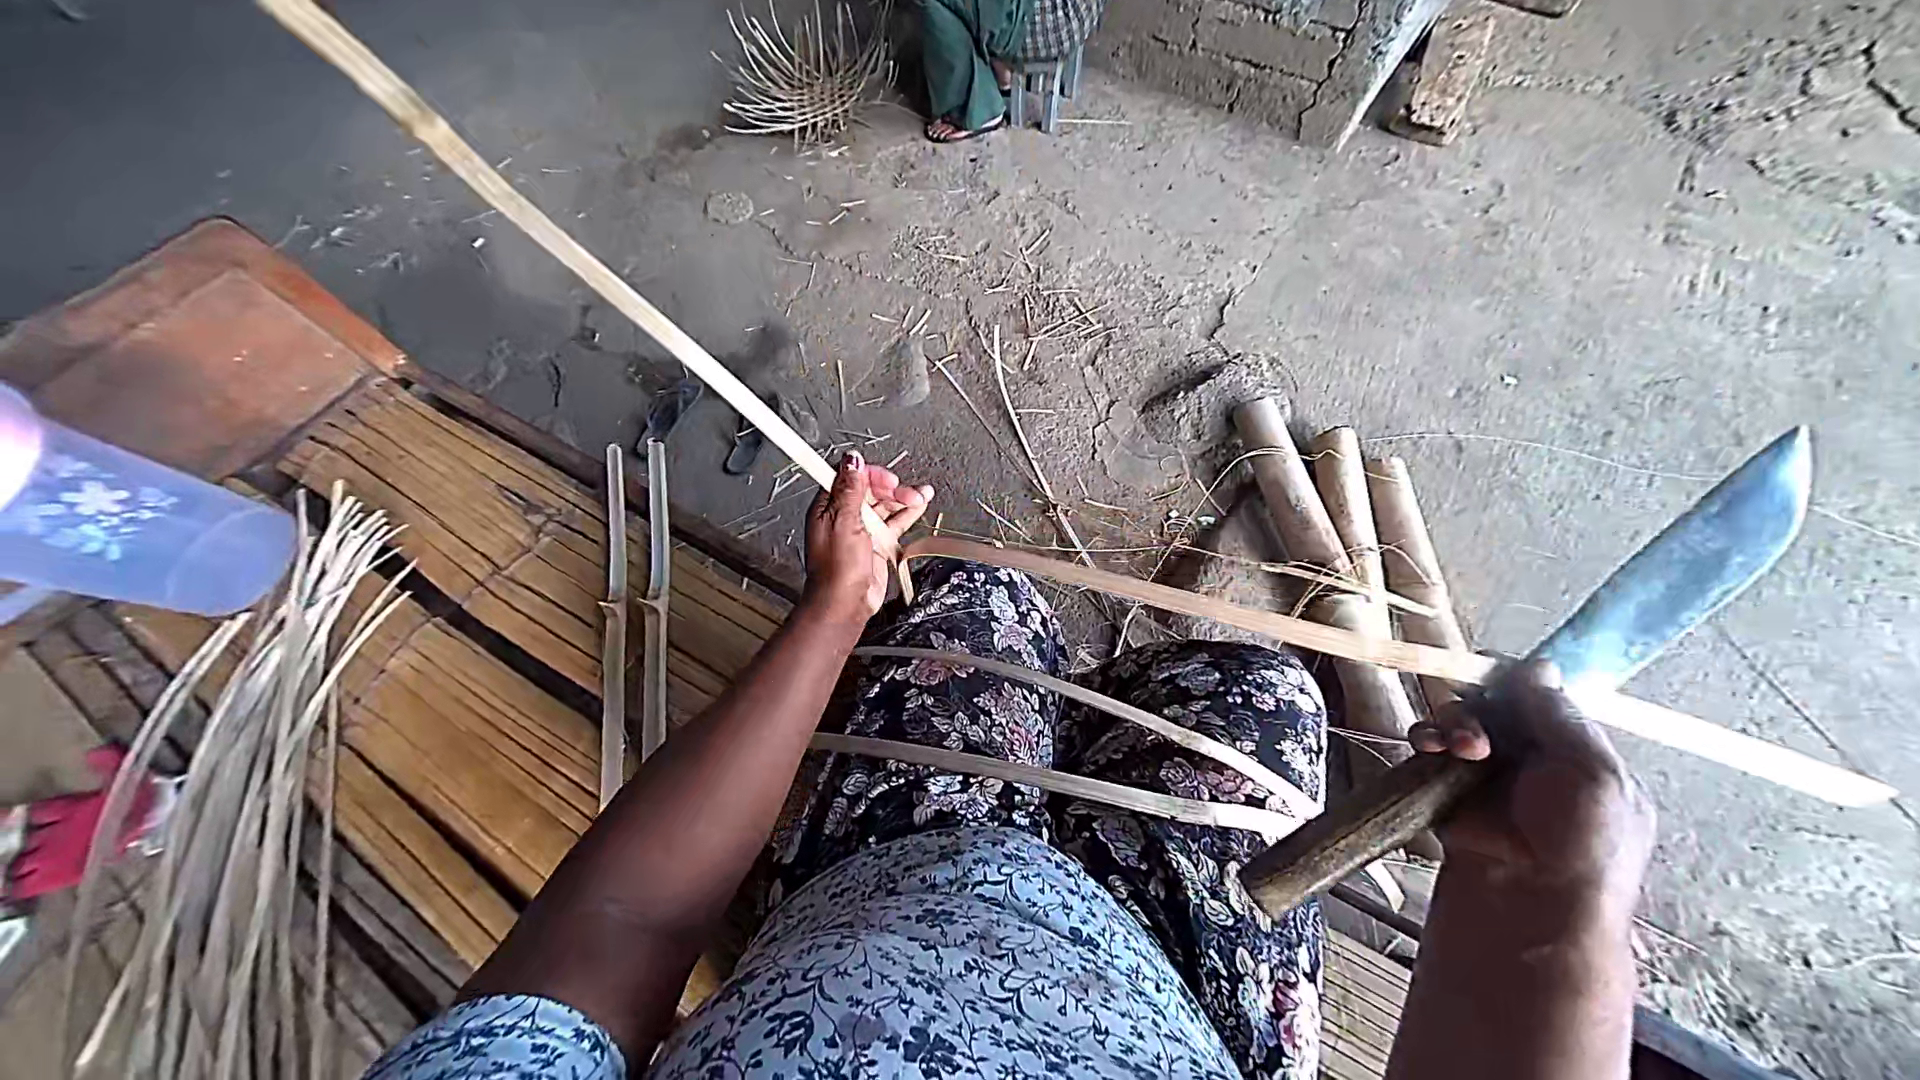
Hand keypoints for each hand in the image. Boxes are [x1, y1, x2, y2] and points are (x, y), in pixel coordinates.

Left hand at [802, 451, 931, 622]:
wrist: (846, 602)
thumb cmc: (836, 570)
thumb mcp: (843, 522)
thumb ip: (850, 489)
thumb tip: (851, 460)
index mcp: (829, 507)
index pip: (851, 478)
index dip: (871, 475)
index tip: (887, 479)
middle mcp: (844, 515)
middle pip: (871, 490)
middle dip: (891, 488)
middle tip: (906, 492)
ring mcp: (862, 529)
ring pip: (885, 504)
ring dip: (903, 498)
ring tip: (921, 495)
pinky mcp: (876, 543)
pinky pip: (894, 522)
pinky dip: (907, 513)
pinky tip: (919, 506)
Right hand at [1408, 660, 1655, 911]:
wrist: (1530, 893)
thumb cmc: (1581, 838)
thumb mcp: (1592, 772)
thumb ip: (1560, 715)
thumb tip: (1540, 664)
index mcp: (1572, 750)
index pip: (1538, 698)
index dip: (1514, 681)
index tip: (1490, 669)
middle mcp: (1527, 753)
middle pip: (1491, 703)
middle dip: (1480, 710)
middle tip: (1479, 738)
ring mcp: (1483, 768)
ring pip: (1456, 718)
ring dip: (1453, 723)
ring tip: (1459, 750)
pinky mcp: (1445, 780)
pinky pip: (1428, 742)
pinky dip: (1425, 737)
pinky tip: (1428, 748)